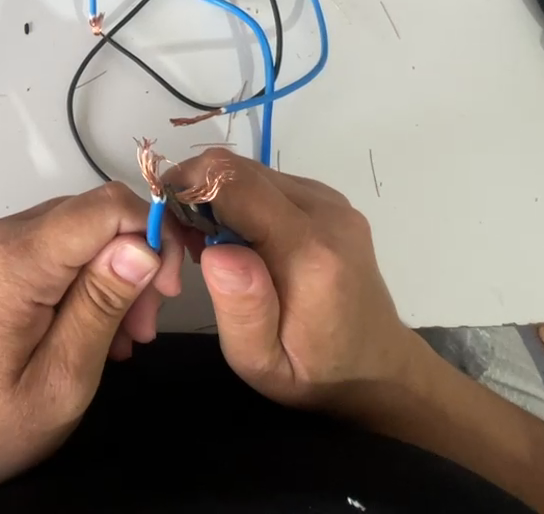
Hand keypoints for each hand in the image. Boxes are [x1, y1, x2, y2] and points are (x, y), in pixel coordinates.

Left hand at [0, 183, 183, 508]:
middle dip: (136, 259)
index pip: (105, 206)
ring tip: (124, 337)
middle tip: (145, 327)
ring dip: (115, 273)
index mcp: (17, 259)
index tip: (170, 290)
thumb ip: (102, 304)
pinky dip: (88, 277)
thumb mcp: (63, 378)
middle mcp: (3, 233)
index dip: (151, 234)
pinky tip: (96, 328)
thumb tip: (144, 244)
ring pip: (82, 228)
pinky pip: (59, 246)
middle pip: (95, 213)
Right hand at [169, 149, 427, 418]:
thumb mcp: (262, 362)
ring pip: (248, 170)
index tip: (165, 218)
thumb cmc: (313, 373)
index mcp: (309, 251)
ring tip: (212, 244)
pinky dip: (239, 199)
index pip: (233, 182)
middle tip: (185, 238)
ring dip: (217, 196)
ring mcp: (329, 201)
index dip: (187, 186)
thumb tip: (217, 249)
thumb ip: (240, 309)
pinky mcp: (326, 199)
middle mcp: (325, 212)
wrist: (378, 371)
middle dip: (196, 191)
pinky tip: (241, 239)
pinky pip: (266, 180)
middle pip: (236, 169)